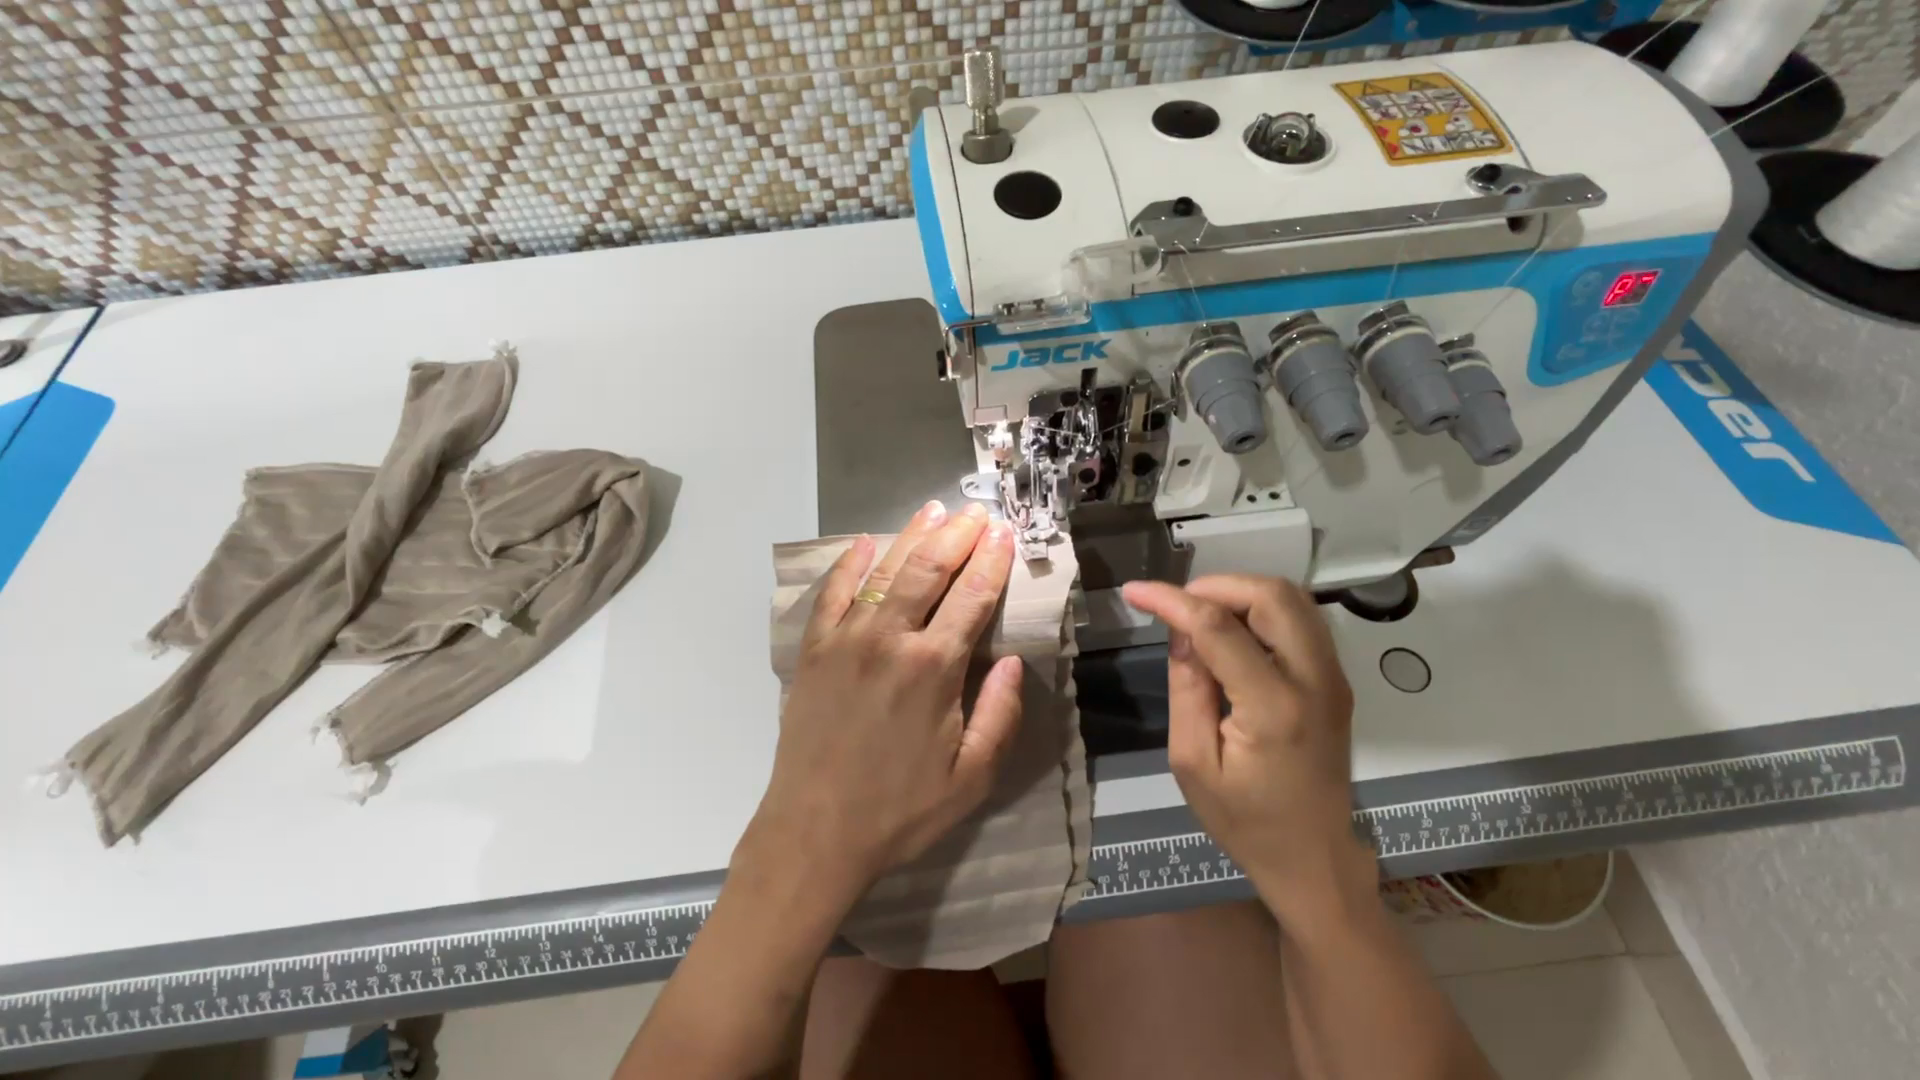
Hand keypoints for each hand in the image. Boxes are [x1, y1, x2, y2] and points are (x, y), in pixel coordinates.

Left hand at [741, 500, 1023, 903]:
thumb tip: (1015, 661)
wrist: (814, 833)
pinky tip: (865, 543)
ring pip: (883, 572)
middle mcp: (889, 640)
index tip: (1005, 533)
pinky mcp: (812, 651)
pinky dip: (849, 564)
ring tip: (933, 510)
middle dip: (957, 535)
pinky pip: (832, 594)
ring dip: (912, 537)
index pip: (972, 597)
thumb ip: (1000, 715)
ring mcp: (844, 640)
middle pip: (928, 570)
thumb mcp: (971, 778)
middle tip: (976, 512)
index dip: (992, 561)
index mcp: (934, 668)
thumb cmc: (900, 811)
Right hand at [1121, 575, 1372, 922]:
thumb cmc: (1244, 820)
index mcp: (1274, 707)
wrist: (1313, 857)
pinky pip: (1301, 621)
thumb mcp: (1193, 762)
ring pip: (1293, 599)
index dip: (1172, 601)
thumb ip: (1187, 689)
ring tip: (1200, 616)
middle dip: (1216, 586)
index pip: (1219, 628)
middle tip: (1178, 606)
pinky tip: (1232, 633)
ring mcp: (1334, 678)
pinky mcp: (1336, 681)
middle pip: (1271, 595)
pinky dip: (1263, 610)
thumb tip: (1182, 633)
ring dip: (1242, 594)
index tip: (1135, 591)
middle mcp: (1315, 680)